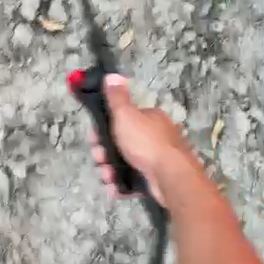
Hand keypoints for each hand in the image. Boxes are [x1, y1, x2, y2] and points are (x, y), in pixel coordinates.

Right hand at [87, 76, 206, 206]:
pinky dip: (122, 184)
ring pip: (124, 163)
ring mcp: (155, 159)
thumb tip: (112, 75)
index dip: (104, 128)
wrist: (170, 177)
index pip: (122, 119)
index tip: (94, 137)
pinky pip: (132, 180)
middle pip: (120, 143)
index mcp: (149, 118)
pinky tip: (115, 188)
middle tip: (99, 159)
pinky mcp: (155, 179)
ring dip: (110, 170)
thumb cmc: (146, 142)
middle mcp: (154, 137)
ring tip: (108, 177)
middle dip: (105, 153)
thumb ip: (117, 97)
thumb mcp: (126, 115)